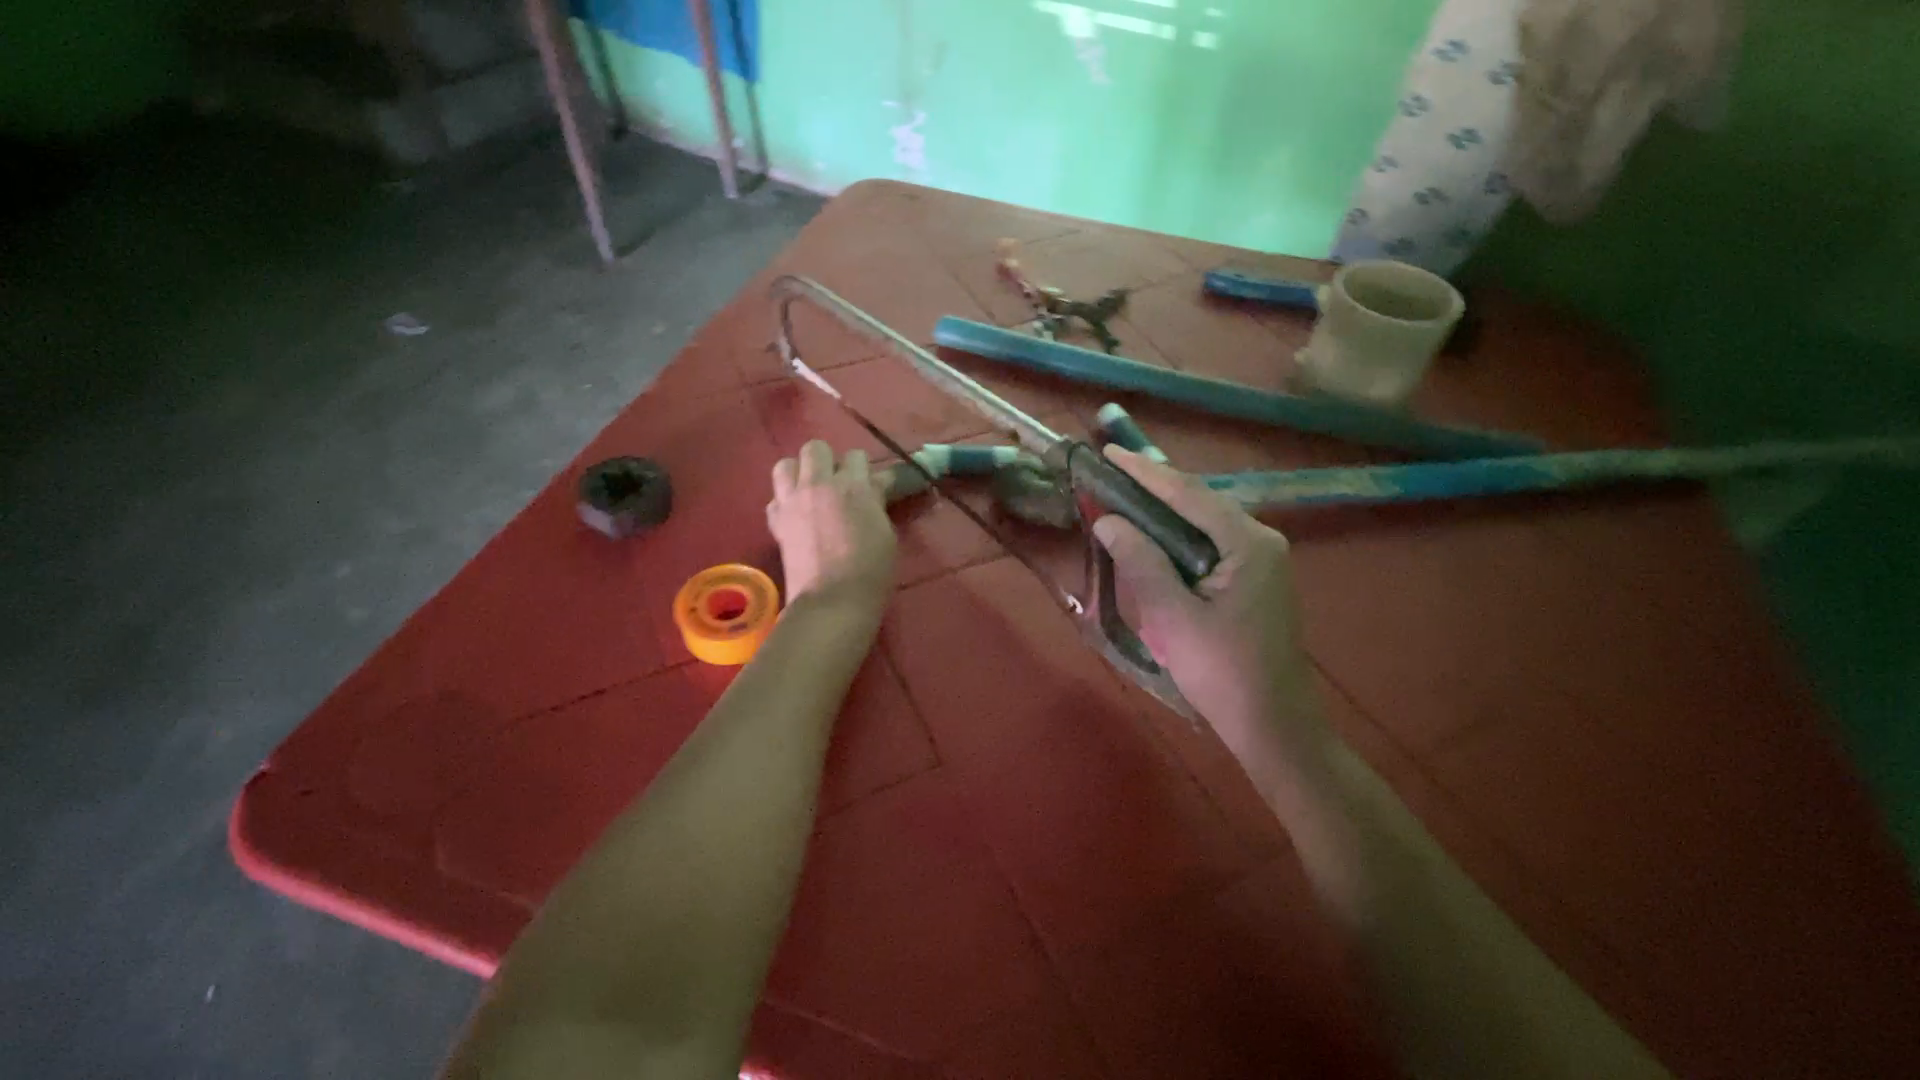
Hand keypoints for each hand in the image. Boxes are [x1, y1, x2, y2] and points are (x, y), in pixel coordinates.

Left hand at [767, 440, 897, 612]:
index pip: (857, 456)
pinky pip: (775, 497)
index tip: (869, 485)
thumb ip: (875, 503)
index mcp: (853, 486)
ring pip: (785, 464)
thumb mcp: (886, 533)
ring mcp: (792, 501)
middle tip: (837, 483)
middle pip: (816, 448)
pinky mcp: (776, 521)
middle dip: (828, 461)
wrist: (832, 601)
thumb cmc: (870, 571)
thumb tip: (871, 487)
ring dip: (798, 473)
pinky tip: (796, 515)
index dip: (863, 470)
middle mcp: (818, 484)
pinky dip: (785, 502)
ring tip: (810, 491)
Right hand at [1090, 446, 1320, 758]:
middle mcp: (1260, 541)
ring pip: (1203, 525)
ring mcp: (1261, 562)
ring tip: (1122, 498)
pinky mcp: (1254, 582)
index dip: (1145, 473)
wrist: (1272, 724)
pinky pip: (1209, 547)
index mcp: (1248, 543)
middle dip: (1153, 489)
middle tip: (1110, 474)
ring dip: (1163, 515)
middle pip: (1199, 503)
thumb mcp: (1172, 617)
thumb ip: (1141, 563)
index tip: (1109, 453)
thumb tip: (1109, 521)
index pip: (1189, 494)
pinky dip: (1177, 541)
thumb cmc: (1222, 672)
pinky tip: (1152, 541)